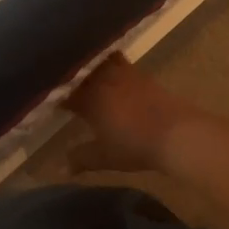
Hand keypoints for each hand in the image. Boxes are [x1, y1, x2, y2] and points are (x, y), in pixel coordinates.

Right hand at [64, 56, 191, 173]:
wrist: (177, 133)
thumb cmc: (135, 145)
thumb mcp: (105, 156)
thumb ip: (80, 158)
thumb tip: (58, 168)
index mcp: (88, 97)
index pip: (64, 91)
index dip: (55, 95)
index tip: (51, 101)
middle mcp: (102, 79)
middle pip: (80, 71)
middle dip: (71, 77)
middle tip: (65, 85)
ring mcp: (123, 72)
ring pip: (99, 61)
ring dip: (90, 66)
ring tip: (87, 75)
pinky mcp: (140, 73)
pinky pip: (118, 60)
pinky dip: (110, 63)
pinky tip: (112, 75)